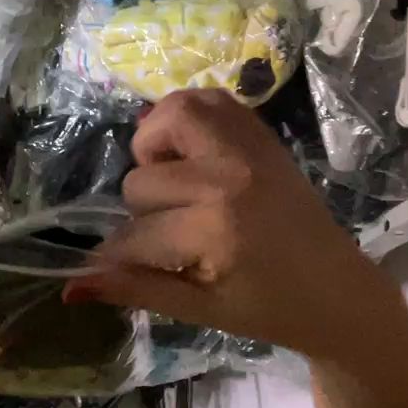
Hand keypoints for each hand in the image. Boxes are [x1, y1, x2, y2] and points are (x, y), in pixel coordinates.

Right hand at [65, 89, 404, 363]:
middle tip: (172, 234)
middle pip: (139, 181)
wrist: (338, 291)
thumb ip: (133, 289)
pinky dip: (183, 117)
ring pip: (166, 119)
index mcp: (215, 230)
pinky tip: (186, 152)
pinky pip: (204, 98)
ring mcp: (247, 148)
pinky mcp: (259, 134)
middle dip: (144, 213)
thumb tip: (70, 288)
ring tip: (172, 182)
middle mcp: (227, 178)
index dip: (119, 257)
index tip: (126, 270)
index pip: (131, 236)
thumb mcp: (197, 309)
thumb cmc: (267, 308)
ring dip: (155, 152)